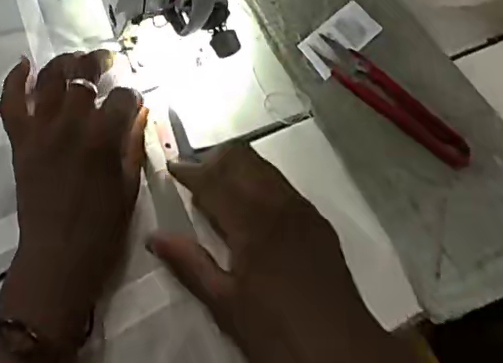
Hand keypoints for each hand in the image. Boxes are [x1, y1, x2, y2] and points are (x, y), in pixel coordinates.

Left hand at [0, 51, 146, 357]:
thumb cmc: (101, 232)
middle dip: (98, 61)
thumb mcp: (129, 189)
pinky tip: (24, 63)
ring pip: (49, 78)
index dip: (131, 94)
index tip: (133, 98)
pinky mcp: (19, 139)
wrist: (56, 259)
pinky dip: (15, 78)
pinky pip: (10, 101)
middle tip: (106, 59)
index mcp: (102, 139)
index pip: (122, 97)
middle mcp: (70, 125)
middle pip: (83, 76)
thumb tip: (139, 110)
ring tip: (75, 60)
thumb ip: (133, 144)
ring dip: (63, 63)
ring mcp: (40, 129)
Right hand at [149, 144, 414, 362]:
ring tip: (220, 191)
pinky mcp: (318, 223)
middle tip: (194, 179)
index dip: (188, 171)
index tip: (170, 168)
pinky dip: (259, 182)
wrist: (348, 359)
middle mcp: (277, 204)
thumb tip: (154, 237)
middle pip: (240, 158)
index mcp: (251, 221)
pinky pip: (281, 184)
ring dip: (237, 168)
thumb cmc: (279, 334)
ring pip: (262, 167)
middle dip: (213, 160)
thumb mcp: (227, 306)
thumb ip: (191, 265)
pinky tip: (253, 209)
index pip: (212, 179)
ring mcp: (302, 211)